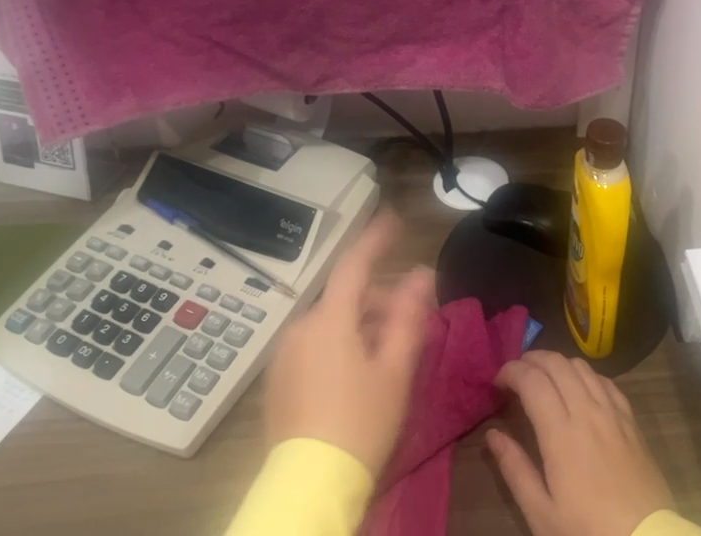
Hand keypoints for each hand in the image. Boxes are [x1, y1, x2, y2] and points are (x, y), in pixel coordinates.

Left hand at [263, 213, 434, 478]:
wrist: (311, 483)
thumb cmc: (361, 422)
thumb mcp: (395, 369)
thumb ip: (409, 316)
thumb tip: (421, 274)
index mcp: (329, 319)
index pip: (354, 263)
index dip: (376, 238)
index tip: (392, 217)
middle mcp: (301, 326)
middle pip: (345, 296)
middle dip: (379, 299)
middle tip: (411, 319)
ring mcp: (286, 354)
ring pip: (330, 321)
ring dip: (360, 323)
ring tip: (389, 352)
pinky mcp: (279, 379)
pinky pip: (315, 344)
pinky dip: (340, 343)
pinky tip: (359, 372)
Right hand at [486, 351, 674, 535]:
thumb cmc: (588, 530)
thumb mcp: (542, 512)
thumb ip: (515, 469)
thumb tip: (493, 435)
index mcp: (561, 434)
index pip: (532, 381)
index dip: (511, 371)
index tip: (497, 382)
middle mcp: (587, 412)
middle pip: (557, 364)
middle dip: (532, 360)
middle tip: (516, 373)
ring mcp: (613, 413)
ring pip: (582, 367)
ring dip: (558, 363)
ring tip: (544, 376)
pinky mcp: (631, 421)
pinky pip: (606, 382)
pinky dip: (586, 374)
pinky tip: (579, 388)